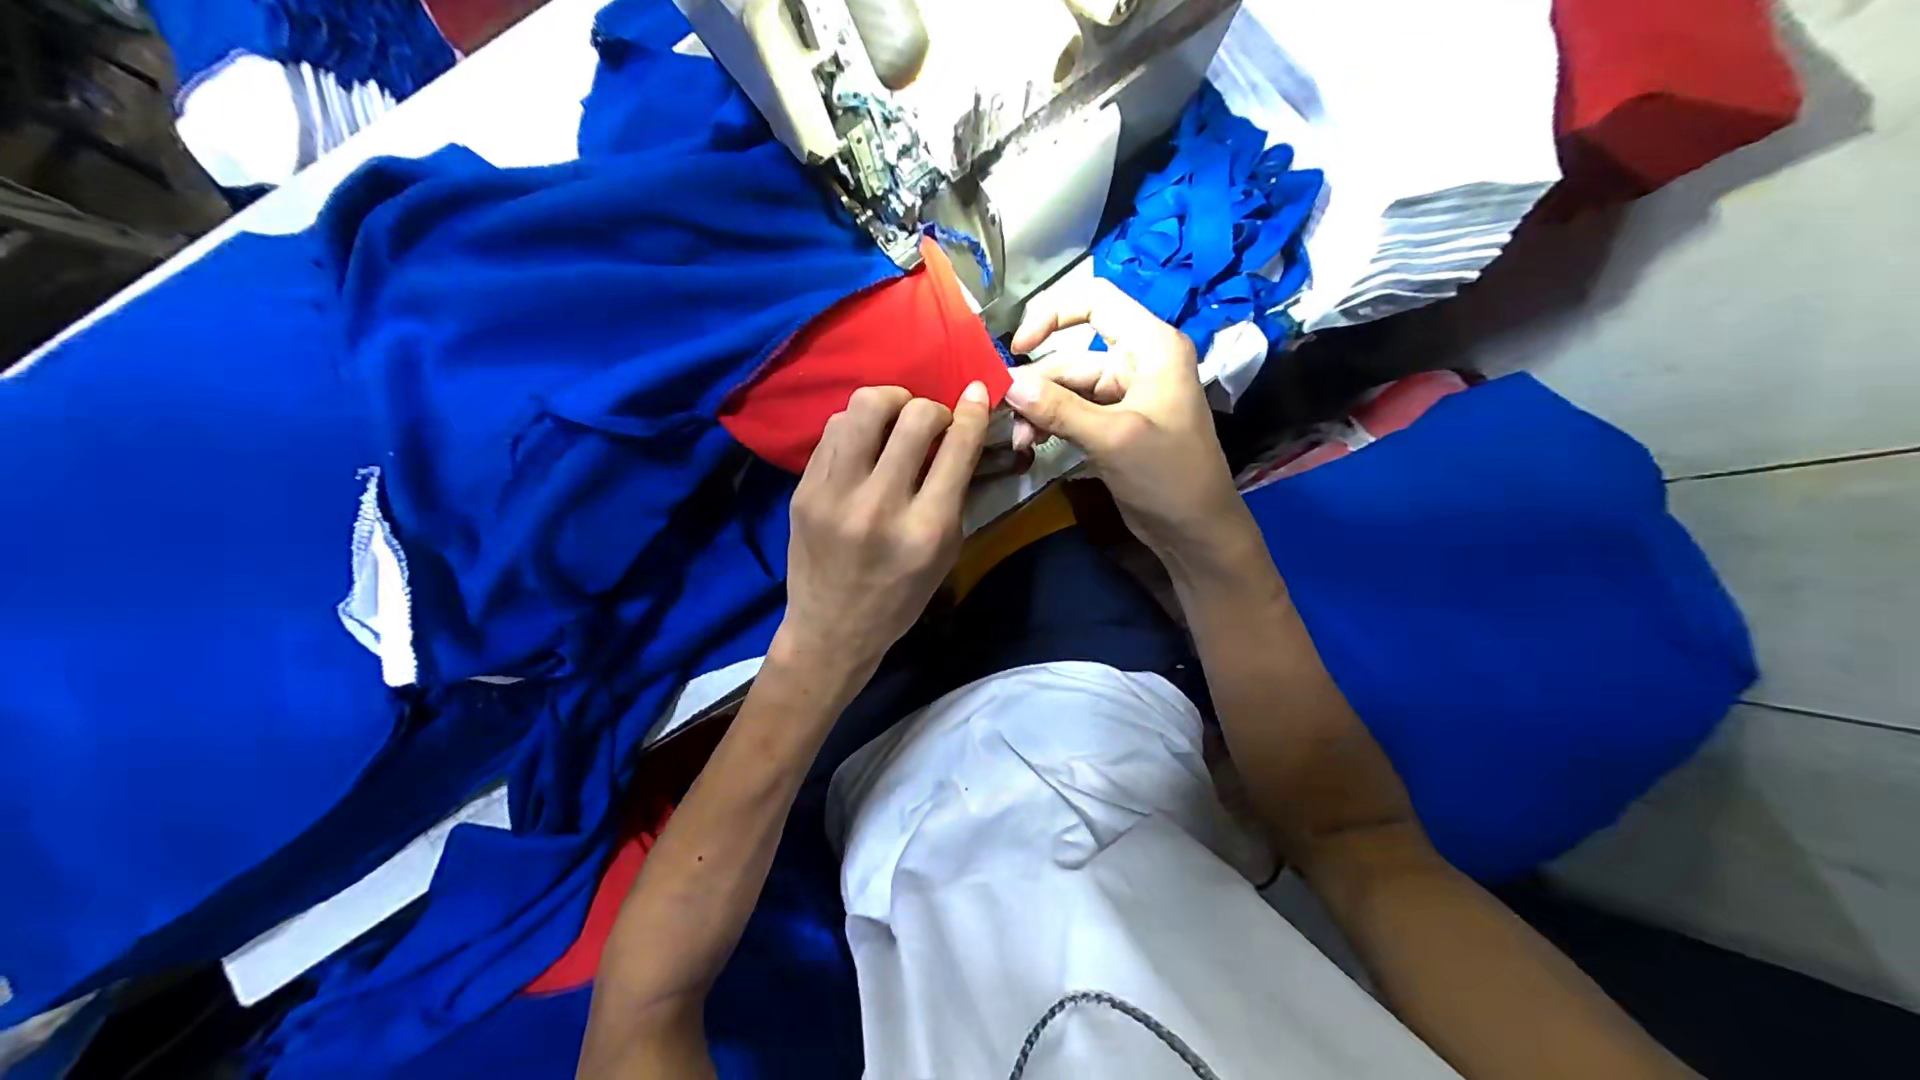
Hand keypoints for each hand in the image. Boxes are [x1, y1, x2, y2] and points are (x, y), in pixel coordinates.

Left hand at [772, 382, 990, 692]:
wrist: (832, 629)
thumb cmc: (900, 598)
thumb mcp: (945, 553)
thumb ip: (953, 492)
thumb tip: (960, 431)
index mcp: (925, 529)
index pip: (956, 447)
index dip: (972, 411)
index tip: (976, 393)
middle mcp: (878, 505)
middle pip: (912, 414)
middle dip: (932, 408)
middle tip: (932, 423)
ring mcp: (833, 494)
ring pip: (864, 406)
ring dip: (891, 404)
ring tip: (895, 423)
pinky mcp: (803, 489)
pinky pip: (835, 428)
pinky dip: (859, 426)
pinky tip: (866, 444)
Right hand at [1007, 278, 1254, 570]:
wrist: (1195, 530)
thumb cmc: (1168, 475)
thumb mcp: (1113, 438)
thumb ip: (1059, 410)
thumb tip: (1008, 386)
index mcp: (1150, 346)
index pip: (1095, 301)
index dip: (1052, 313)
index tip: (1018, 347)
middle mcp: (1136, 362)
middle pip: (1071, 356)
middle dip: (1036, 385)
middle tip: (1003, 415)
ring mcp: (1123, 395)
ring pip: (1066, 388)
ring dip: (1038, 411)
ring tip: (1019, 440)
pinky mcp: (1113, 424)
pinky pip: (1071, 413)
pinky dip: (1049, 424)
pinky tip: (1029, 444)